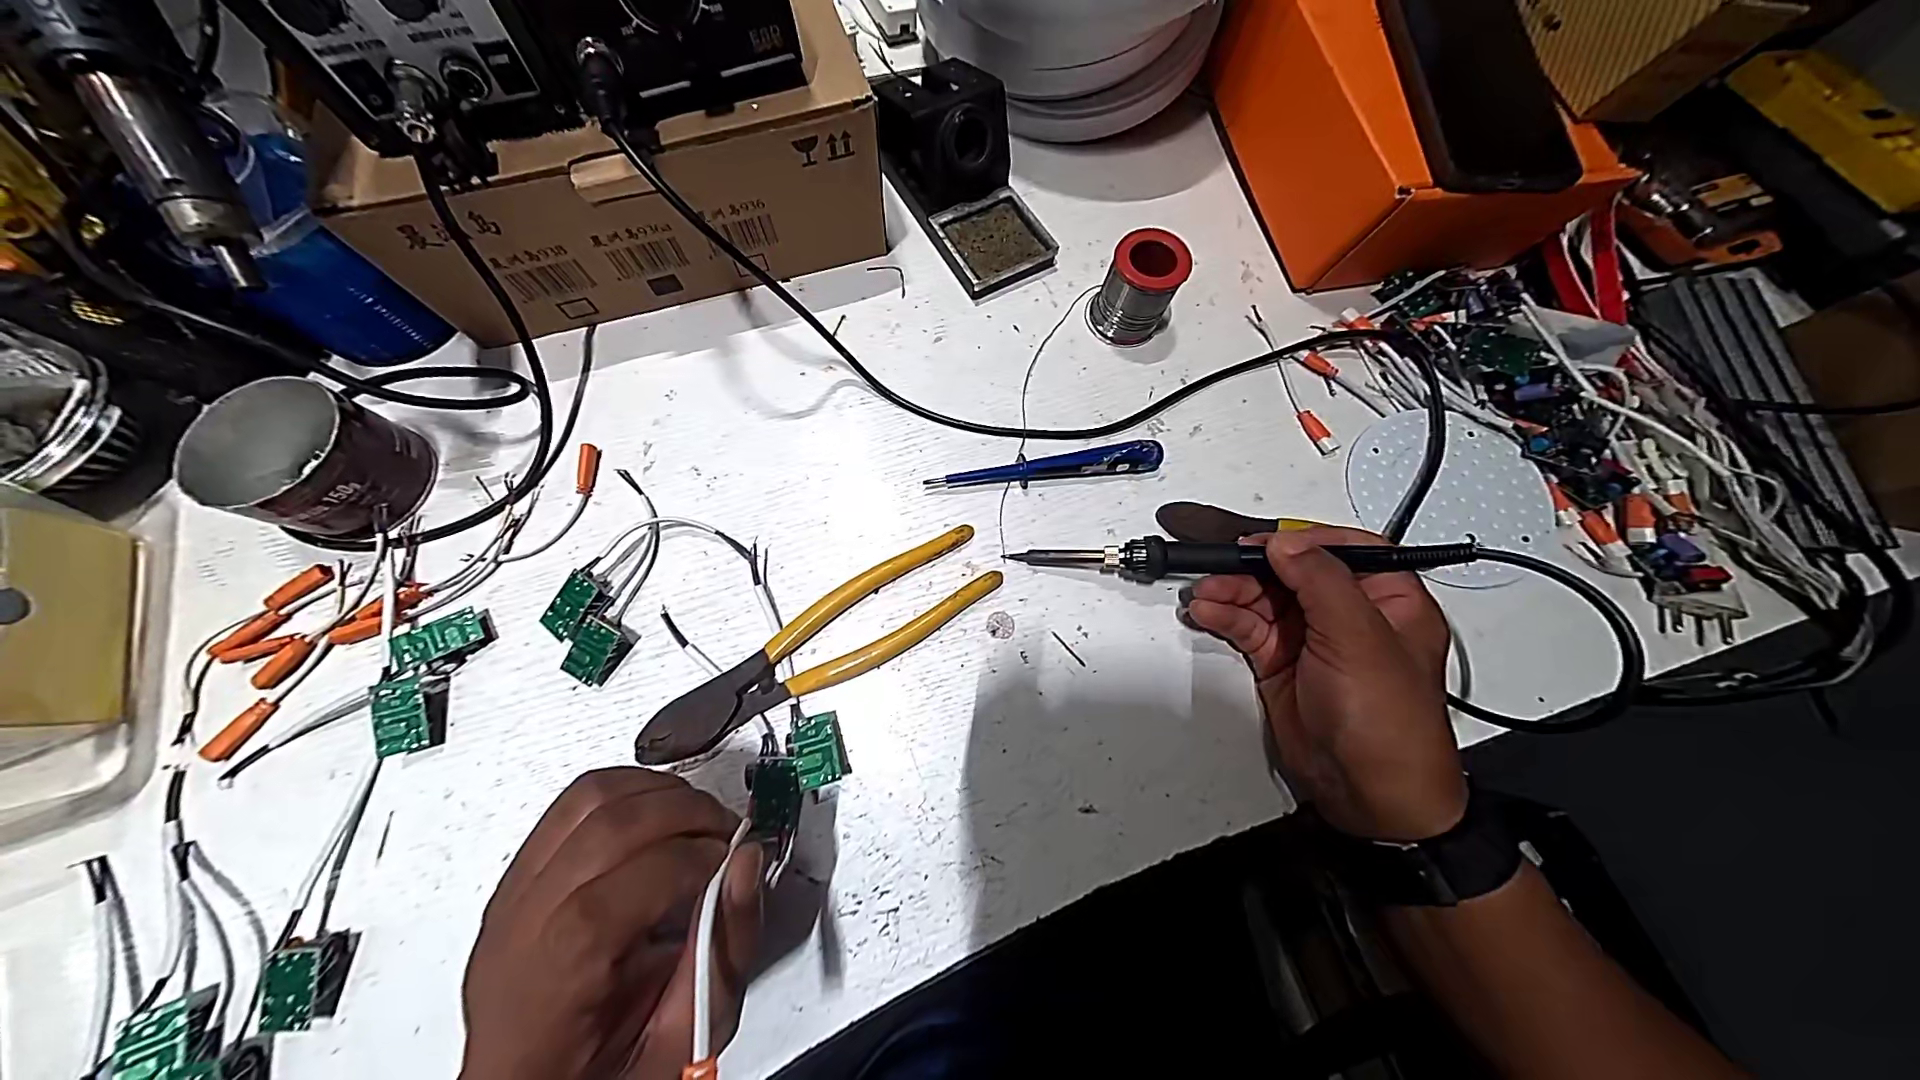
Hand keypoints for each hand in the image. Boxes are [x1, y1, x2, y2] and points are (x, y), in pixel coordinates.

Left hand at [461, 768, 761, 1079]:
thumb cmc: (602, 1079)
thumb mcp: (684, 1040)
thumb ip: (725, 950)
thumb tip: (746, 864)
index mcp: (558, 981)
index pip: (632, 881)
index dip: (698, 858)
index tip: (734, 862)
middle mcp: (520, 930)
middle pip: (609, 826)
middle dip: (688, 813)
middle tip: (725, 833)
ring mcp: (512, 899)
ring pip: (588, 798)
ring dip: (659, 792)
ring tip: (695, 819)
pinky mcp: (518, 878)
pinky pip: (572, 804)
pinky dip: (627, 790)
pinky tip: (657, 812)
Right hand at [1181, 527, 1466, 840]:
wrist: (1367, 794)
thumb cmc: (1391, 727)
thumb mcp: (1359, 640)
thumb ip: (1321, 584)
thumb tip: (1287, 542)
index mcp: (1389, 600)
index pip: (1344, 550)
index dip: (1302, 540)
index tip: (1265, 542)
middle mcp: (1348, 615)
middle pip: (1292, 572)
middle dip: (1252, 568)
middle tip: (1218, 567)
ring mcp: (1311, 639)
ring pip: (1263, 598)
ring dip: (1231, 592)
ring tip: (1205, 596)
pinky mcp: (1281, 660)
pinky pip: (1247, 626)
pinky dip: (1225, 617)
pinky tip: (1208, 613)